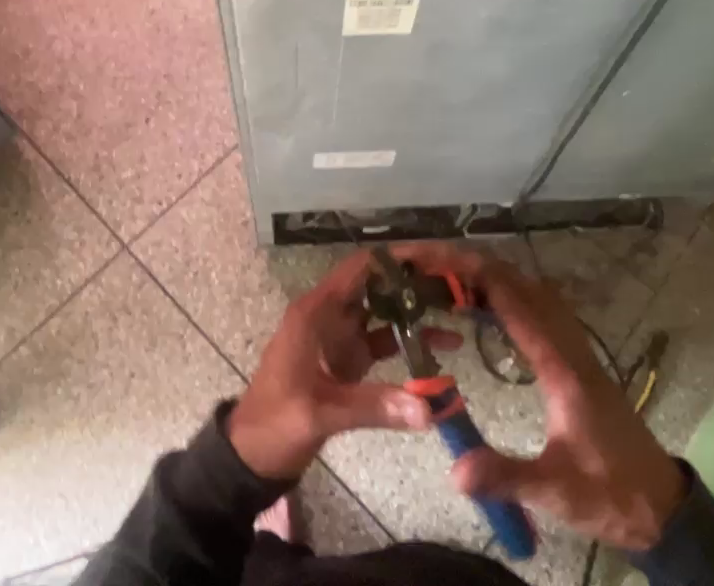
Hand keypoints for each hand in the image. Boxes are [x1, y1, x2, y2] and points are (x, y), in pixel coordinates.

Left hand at [229, 251, 460, 479]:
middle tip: (461, 278)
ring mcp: (341, 335)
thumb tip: (430, 408)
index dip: (399, 258)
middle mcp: (330, 314)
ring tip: (462, 302)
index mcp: (316, 311)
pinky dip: (414, 340)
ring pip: (386, 308)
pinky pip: (387, 340)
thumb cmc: (275, 423)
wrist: (251, 456)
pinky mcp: (349, 359)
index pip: (362, 267)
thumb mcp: (320, 413)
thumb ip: (374, 406)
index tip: (439, 257)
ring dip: (419, 305)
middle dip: (418, 277)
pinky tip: (447, 345)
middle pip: (379, 282)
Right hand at [395, 242, 686, 551]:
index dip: (472, 274)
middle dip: (472, 265)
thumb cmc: (612, 494)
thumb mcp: (557, 492)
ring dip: (490, 277)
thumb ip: (507, 476)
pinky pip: (539, 312)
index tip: (434, 260)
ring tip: (446, 278)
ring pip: (532, 293)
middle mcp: (570, 349)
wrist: (662, 506)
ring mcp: (575, 353)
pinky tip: (484, 309)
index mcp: (563, 368)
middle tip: (426, 263)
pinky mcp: (575, 364)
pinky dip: (507, 297)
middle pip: (521, 285)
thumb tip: (454, 470)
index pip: (515, 302)